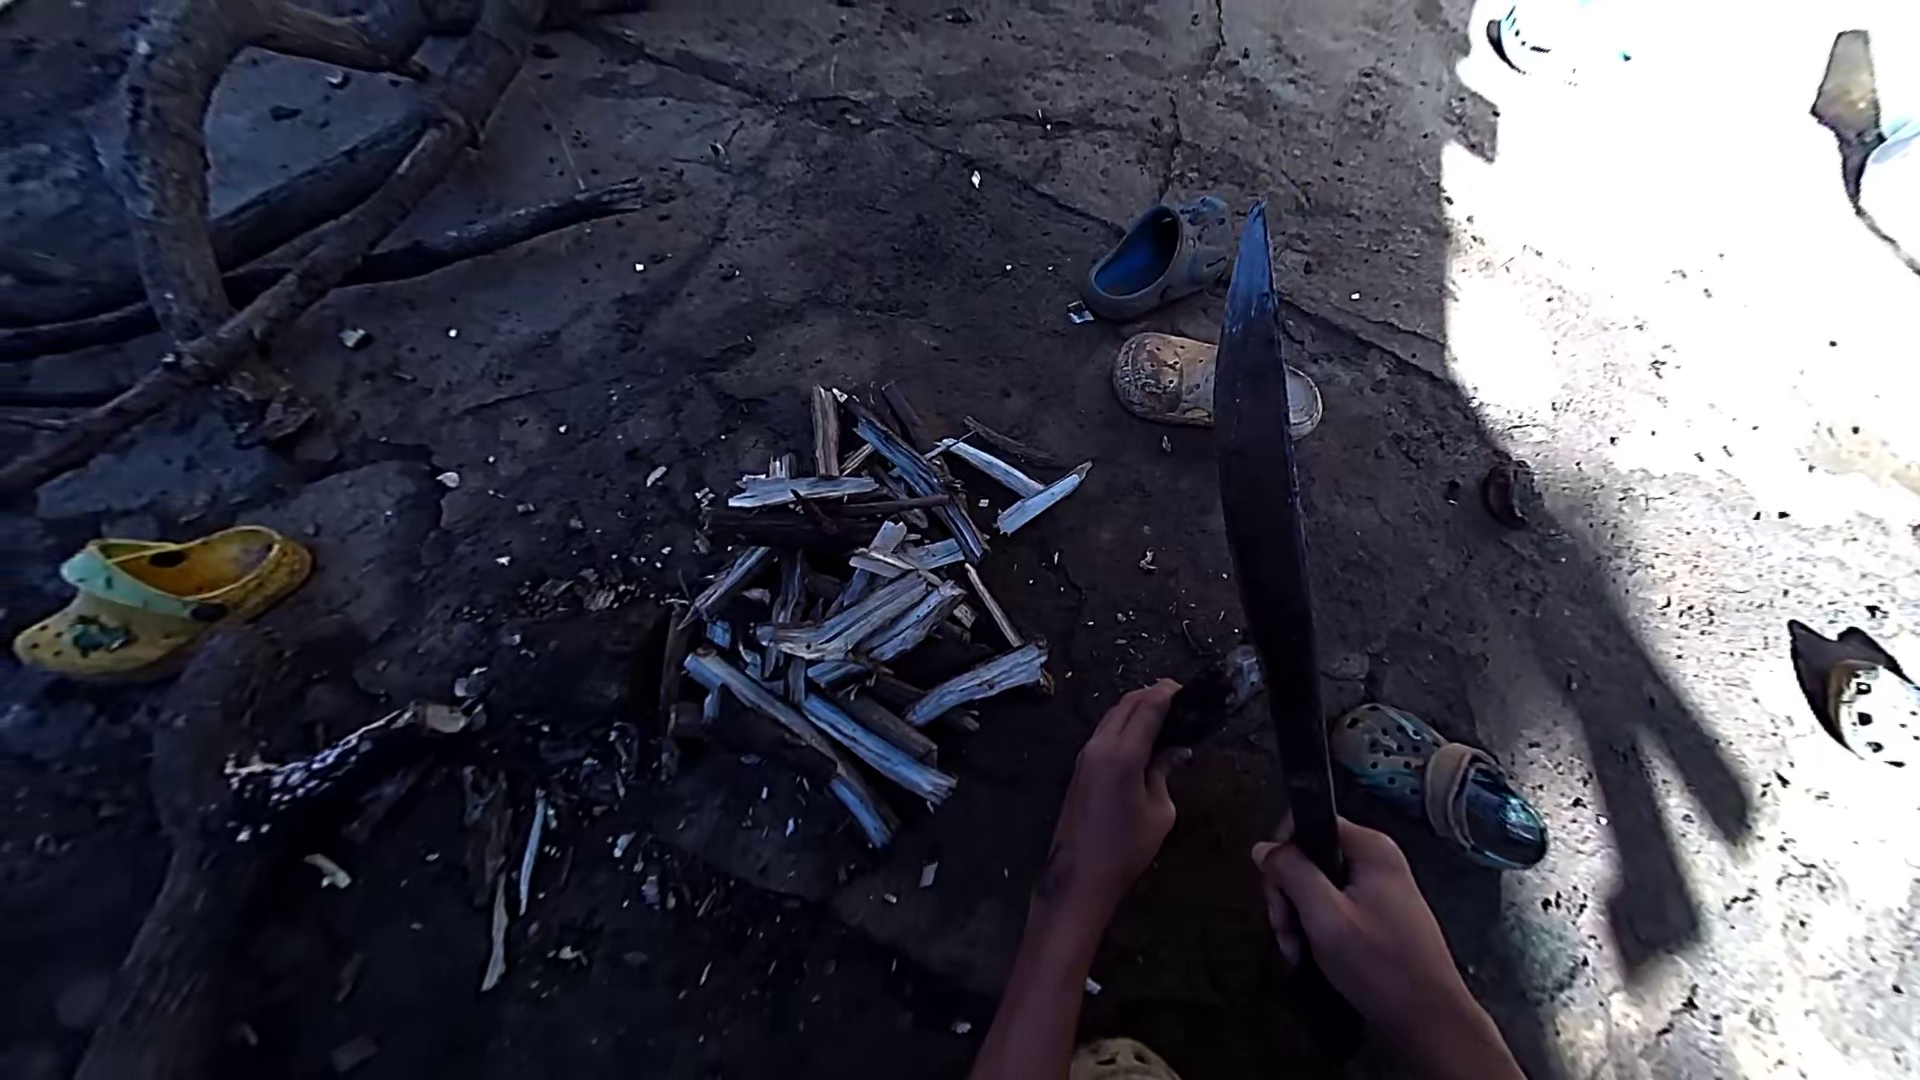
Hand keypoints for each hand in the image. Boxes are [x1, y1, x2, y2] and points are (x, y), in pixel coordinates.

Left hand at [1035, 680, 1190, 915]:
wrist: (1080, 871)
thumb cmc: (1126, 848)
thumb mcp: (1159, 811)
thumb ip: (1164, 772)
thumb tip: (1174, 751)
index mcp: (1122, 754)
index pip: (1146, 709)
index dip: (1166, 693)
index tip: (1184, 688)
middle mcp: (1100, 745)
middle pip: (1126, 704)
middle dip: (1151, 694)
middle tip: (1177, 697)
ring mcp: (1086, 753)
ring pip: (1112, 714)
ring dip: (1135, 706)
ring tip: (1162, 711)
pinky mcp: (1081, 763)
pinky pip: (1105, 730)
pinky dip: (1123, 722)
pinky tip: (1140, 731)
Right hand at [1251, 818, 1523, 1079]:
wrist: (1435, 1030)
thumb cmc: (1384, 970)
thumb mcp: (1325, 916)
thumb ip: (1290, 872)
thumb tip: (1263, 848)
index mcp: (1370, 847)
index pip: (1304, 821)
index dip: (1282, 851)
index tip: (1276, 885)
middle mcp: (1375, 858)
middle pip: (1306, 855)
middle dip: (1286, 891)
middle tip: (1285, 925)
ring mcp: (1376, 885)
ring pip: (1313, 881)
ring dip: (1295, 912)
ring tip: (1295, 945)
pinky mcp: (1375, 909)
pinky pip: (1329, 901)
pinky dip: (1313, 923)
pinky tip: (1308, 949)